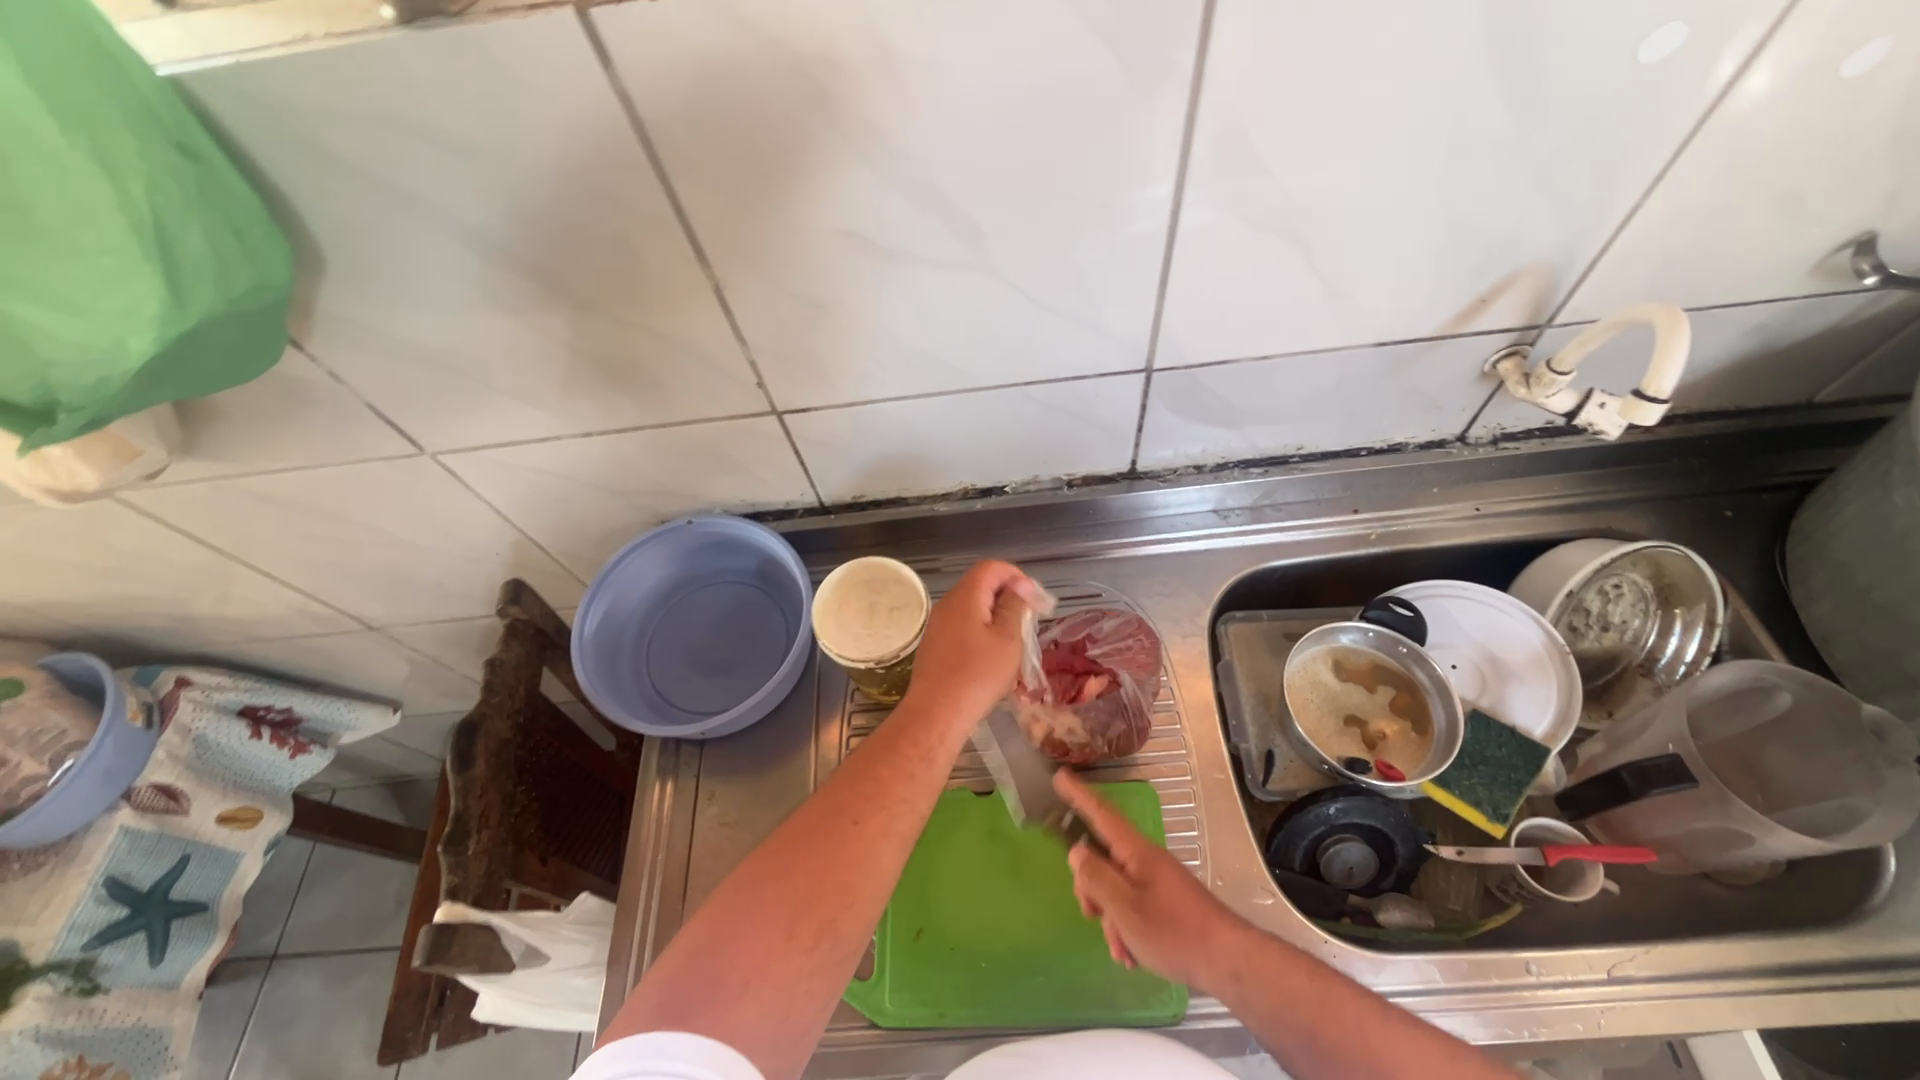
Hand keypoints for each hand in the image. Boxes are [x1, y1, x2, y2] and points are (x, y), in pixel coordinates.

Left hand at [900, 560, 1041, 727]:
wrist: (937, 713)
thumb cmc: (978, 675)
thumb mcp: (1007, 639)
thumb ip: (1014, 607)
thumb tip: (1019, 587)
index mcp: (965, 597)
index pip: (992, 567)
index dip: (1017, 576)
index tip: (1035, 600)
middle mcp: (947, 605)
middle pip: (980, 584)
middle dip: (1007, 595)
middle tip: (1029, 618)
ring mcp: (937, 625)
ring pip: (971, 607)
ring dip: (995, 614)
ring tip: (1014, 637)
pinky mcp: (935, 645)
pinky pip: (961, 625)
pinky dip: (980, 630)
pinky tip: (991, 654)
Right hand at [1056, 769, 1251, 992]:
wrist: (1228, 962)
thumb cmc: (1174, 931)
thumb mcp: (1124, 907)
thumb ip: (1096, 877)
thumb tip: (1076, 850)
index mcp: (1136, 852)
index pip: (1101, 814)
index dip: (1079, 795)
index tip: (1060, 776)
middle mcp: (1145, 860)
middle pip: (1102, 859)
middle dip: (1090, 888)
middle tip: (1090, 914)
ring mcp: (1156, 882)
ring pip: (1115, 889)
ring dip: (1110, 919)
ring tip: (1122, 949)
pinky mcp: (1164, 903)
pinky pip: (1132, 907)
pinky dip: (1126, 929)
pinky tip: (1132, 955)